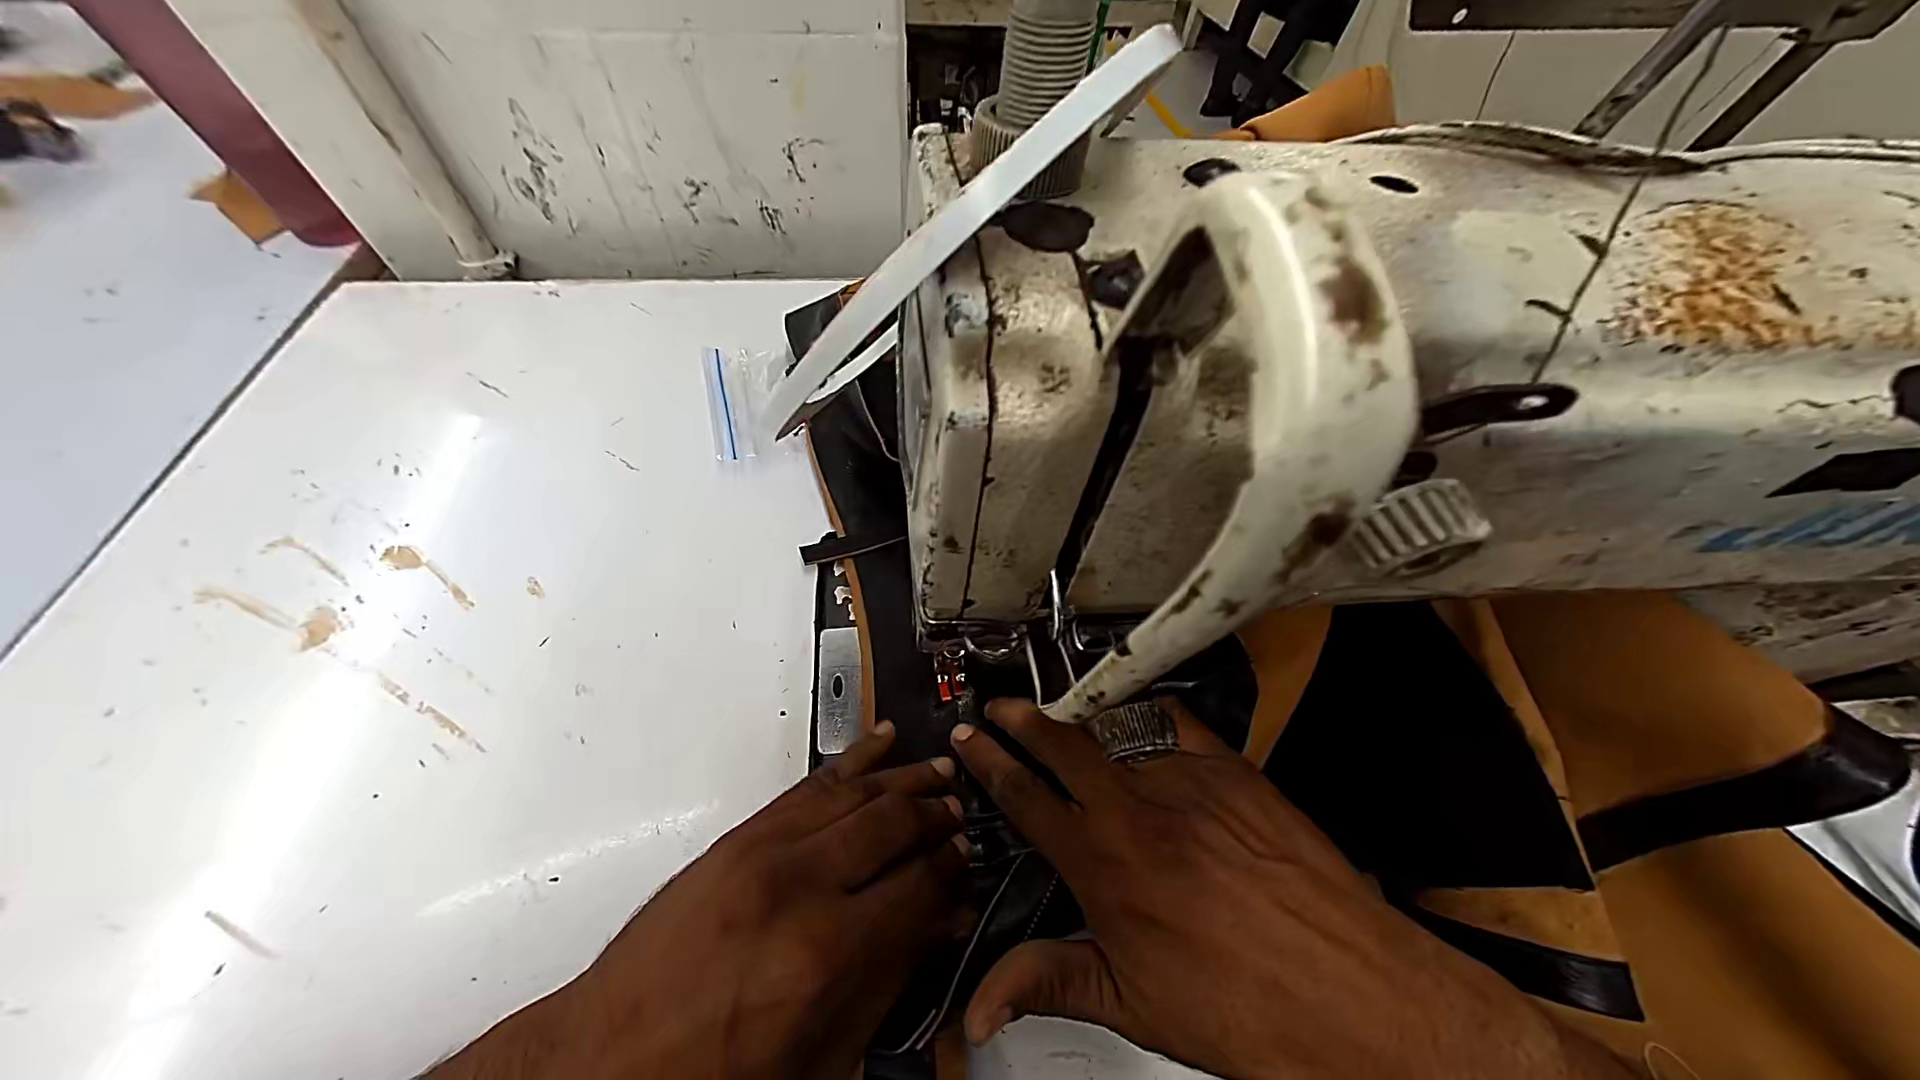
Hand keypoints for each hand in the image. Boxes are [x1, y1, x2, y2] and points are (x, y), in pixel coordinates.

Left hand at [429, 722, 971, 1079]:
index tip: (967, 859)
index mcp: (824, 950)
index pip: (917, 885)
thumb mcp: (821, 1055)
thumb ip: (889, 980)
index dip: (952, 869)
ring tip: (938, 769)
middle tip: (961, 810)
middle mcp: (797, 885)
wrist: (606, 1060)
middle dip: (936, 815)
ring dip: (903, 777)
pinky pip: (809, 785)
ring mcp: (764, 850)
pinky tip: (880, 741)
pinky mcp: (739, 836)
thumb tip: (937, 926)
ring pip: (855, 791)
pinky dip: (851, 758)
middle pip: (892, 824)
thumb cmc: (708, 1076)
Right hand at [950, 699, 1636, 1079]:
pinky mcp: (1234, 770)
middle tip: (998, 708)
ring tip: (1062, 722)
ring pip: (1115, 730)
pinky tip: (1139, 723)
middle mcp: (1136, 811)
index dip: (990, 764)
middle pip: (1062, 746)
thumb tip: (977, 1009)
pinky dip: (1148, 717)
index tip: (968, 740)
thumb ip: (1047, 983)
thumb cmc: (1242, 1011)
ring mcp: (1187, 782)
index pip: (1027, 798)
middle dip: (1021, 722)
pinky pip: (1176, 723)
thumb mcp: (1133, 1007)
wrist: (1357, 998)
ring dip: (1081, 722)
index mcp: (1103, 866)